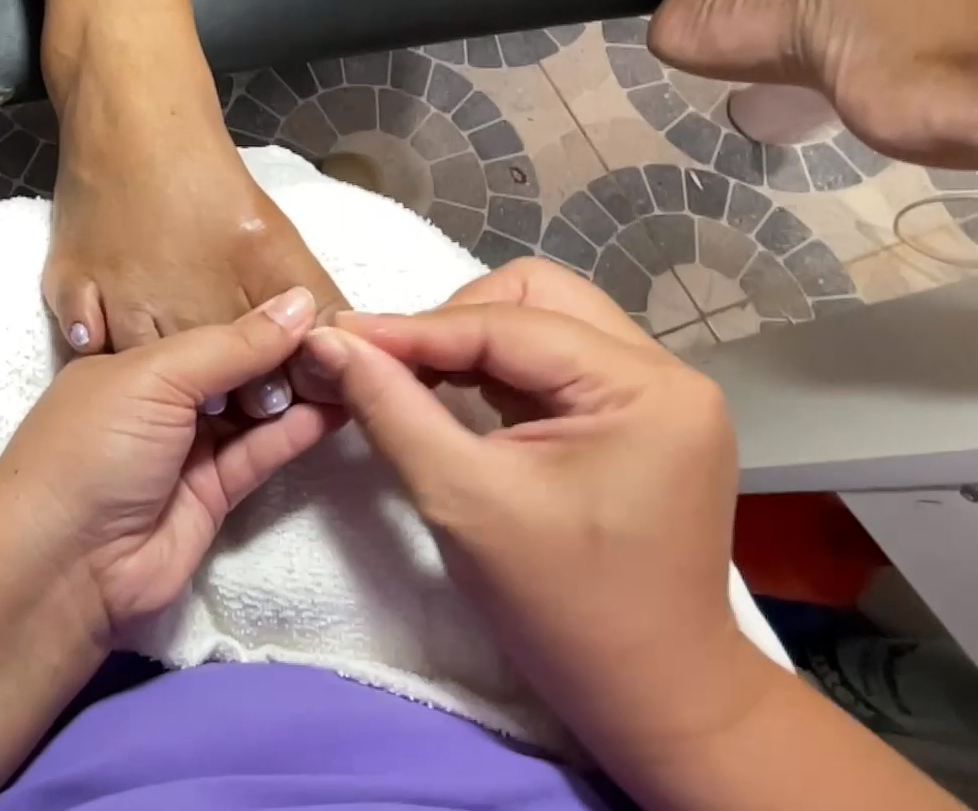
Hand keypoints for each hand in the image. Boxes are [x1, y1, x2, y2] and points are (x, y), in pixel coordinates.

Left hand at [0, 286, 344, 634]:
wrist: (64, 560)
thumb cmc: (95, 447)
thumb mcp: (154, 376)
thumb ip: (231, 344)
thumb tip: (298, 300)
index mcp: (132, 362)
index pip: (206, 329)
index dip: (257, 317)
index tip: (317, 302)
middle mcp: (158, 402)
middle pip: (233, 370)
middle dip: (283, 353)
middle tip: (347, 335)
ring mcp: (185, 449)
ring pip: (251, 411)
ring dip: (296, 390)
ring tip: (356, 364)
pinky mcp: (211, 495)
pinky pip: (259, 453)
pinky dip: (295, 432)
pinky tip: (338, 407)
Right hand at [296, 258, 771, 754]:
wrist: (643, 689)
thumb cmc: (557, 601)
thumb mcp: (459, 496)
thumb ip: (388, 407)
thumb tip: (326, 342)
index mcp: (643, 389)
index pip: (505, 325)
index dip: (411, 328)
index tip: (334, 336)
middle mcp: (659, 373)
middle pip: (534, 296)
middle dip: (450, 319)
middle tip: (392, 363)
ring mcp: (647, 393)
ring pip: (537, 319)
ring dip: (465, 340)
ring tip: (413, 380)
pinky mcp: (624, 415)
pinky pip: (542, 359)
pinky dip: (485, 367)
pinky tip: (449, 397)